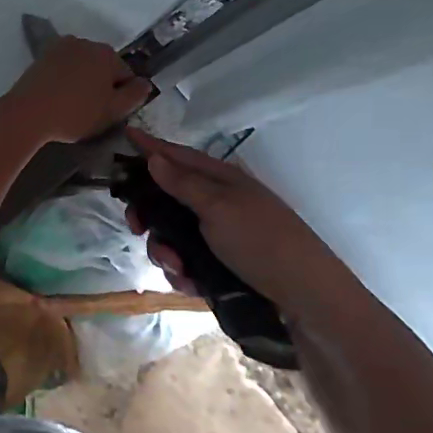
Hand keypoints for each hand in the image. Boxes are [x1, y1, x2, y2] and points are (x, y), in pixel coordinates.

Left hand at [0, 35, 153, 143]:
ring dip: (82, 81)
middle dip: (101, 86)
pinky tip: (57, 97)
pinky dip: (64, 79)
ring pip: (82, 66)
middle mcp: (85, 42)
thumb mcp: (113, 111)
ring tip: (71, 105)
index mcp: (106, 54)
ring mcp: (60, 47)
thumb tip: (145, 83)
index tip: (108, 113)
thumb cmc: (75, 113)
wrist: (27, 113)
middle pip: (103, 67)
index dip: (121, 97)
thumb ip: (135, 95)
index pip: (126, 75)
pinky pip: (63, 68)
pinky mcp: (41, 56)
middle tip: (90, 111)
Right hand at [124, 130, 324, 298]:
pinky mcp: (220, 265)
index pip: (178, 156)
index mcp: (221, 180)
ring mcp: (219, 236)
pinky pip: (187, 262)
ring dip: (166, 251)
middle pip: (167, 199)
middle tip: (136, 227)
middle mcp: (218, 204)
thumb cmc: (262, 242)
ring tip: (179, 268)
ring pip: (172, 235)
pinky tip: (191, 284)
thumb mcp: (219, 208)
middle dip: (149, 214)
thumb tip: (154, 157)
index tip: (126, 133)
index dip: (152, 145)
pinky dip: (184, 273)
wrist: (306, 299)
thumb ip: (183, 184)